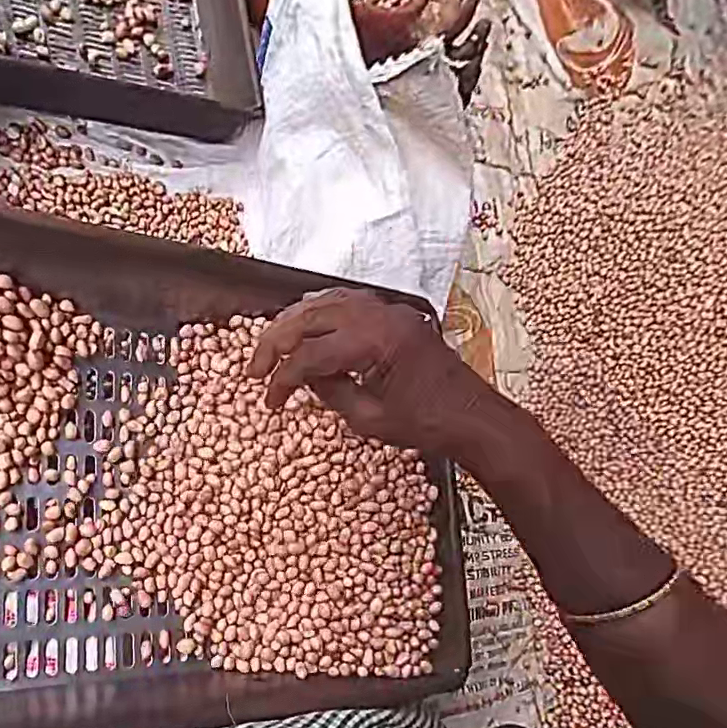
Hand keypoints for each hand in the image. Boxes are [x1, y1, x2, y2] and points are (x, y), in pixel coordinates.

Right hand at [248, 287, 501, 457]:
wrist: (471, 416)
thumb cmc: (426, 424)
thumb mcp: (369, 419)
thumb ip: (330, 392)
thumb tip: (303, 376)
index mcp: (375, 342)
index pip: (311, 355)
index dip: (283, 379)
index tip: (270, 401)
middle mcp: (380, 316)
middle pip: (310, 317)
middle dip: (276, 342)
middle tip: (255, 368)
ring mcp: (389, 311)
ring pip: (326, 302)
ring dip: (294, 322)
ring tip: (272, 345)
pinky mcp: (394, 316)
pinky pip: (347, 302)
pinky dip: (320, 313)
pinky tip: (306, 327)